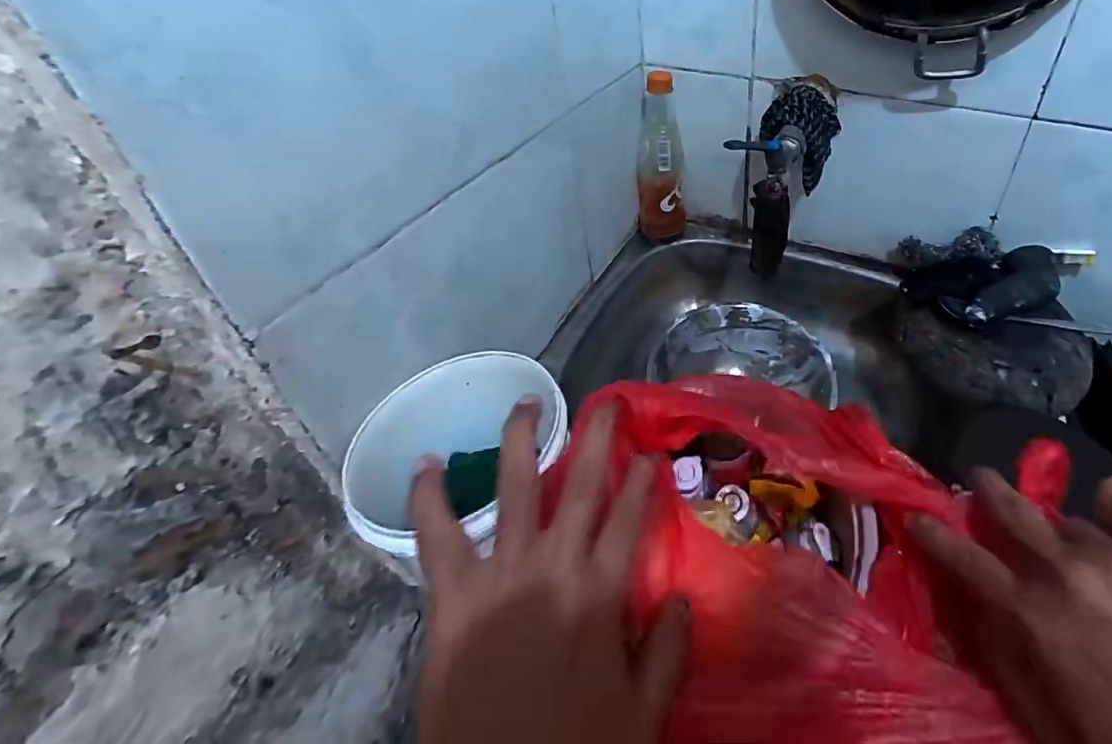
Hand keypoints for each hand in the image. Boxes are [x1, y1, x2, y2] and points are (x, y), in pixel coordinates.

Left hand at [412, 398, 689, 743]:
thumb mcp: (642, 715)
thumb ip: (668, 652)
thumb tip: (683, 599)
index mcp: (601, 592)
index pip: (631, 513)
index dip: (643, 476)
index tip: (650, 452)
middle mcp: (554, 566)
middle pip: (582, 482)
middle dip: (599, 434)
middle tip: (610, 402)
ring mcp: (500, 574)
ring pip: (514, 487)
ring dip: (522, 438)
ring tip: (528, 400)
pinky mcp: (453, 596)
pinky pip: (437, 536)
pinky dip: (430, 498)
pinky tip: (427, 463)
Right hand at [910, 472, 1111, 743]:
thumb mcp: (1053, 725)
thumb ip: (1005, 663)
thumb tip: (969, 615)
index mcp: (1032, 617)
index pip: (962, 558)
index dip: (932, 533)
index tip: (916, 516)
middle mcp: (1065, 570)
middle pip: (1007, 508)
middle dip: (986, 491)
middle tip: (981, 483)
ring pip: (1064, 514)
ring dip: (1056, 525)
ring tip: (1072, 541)